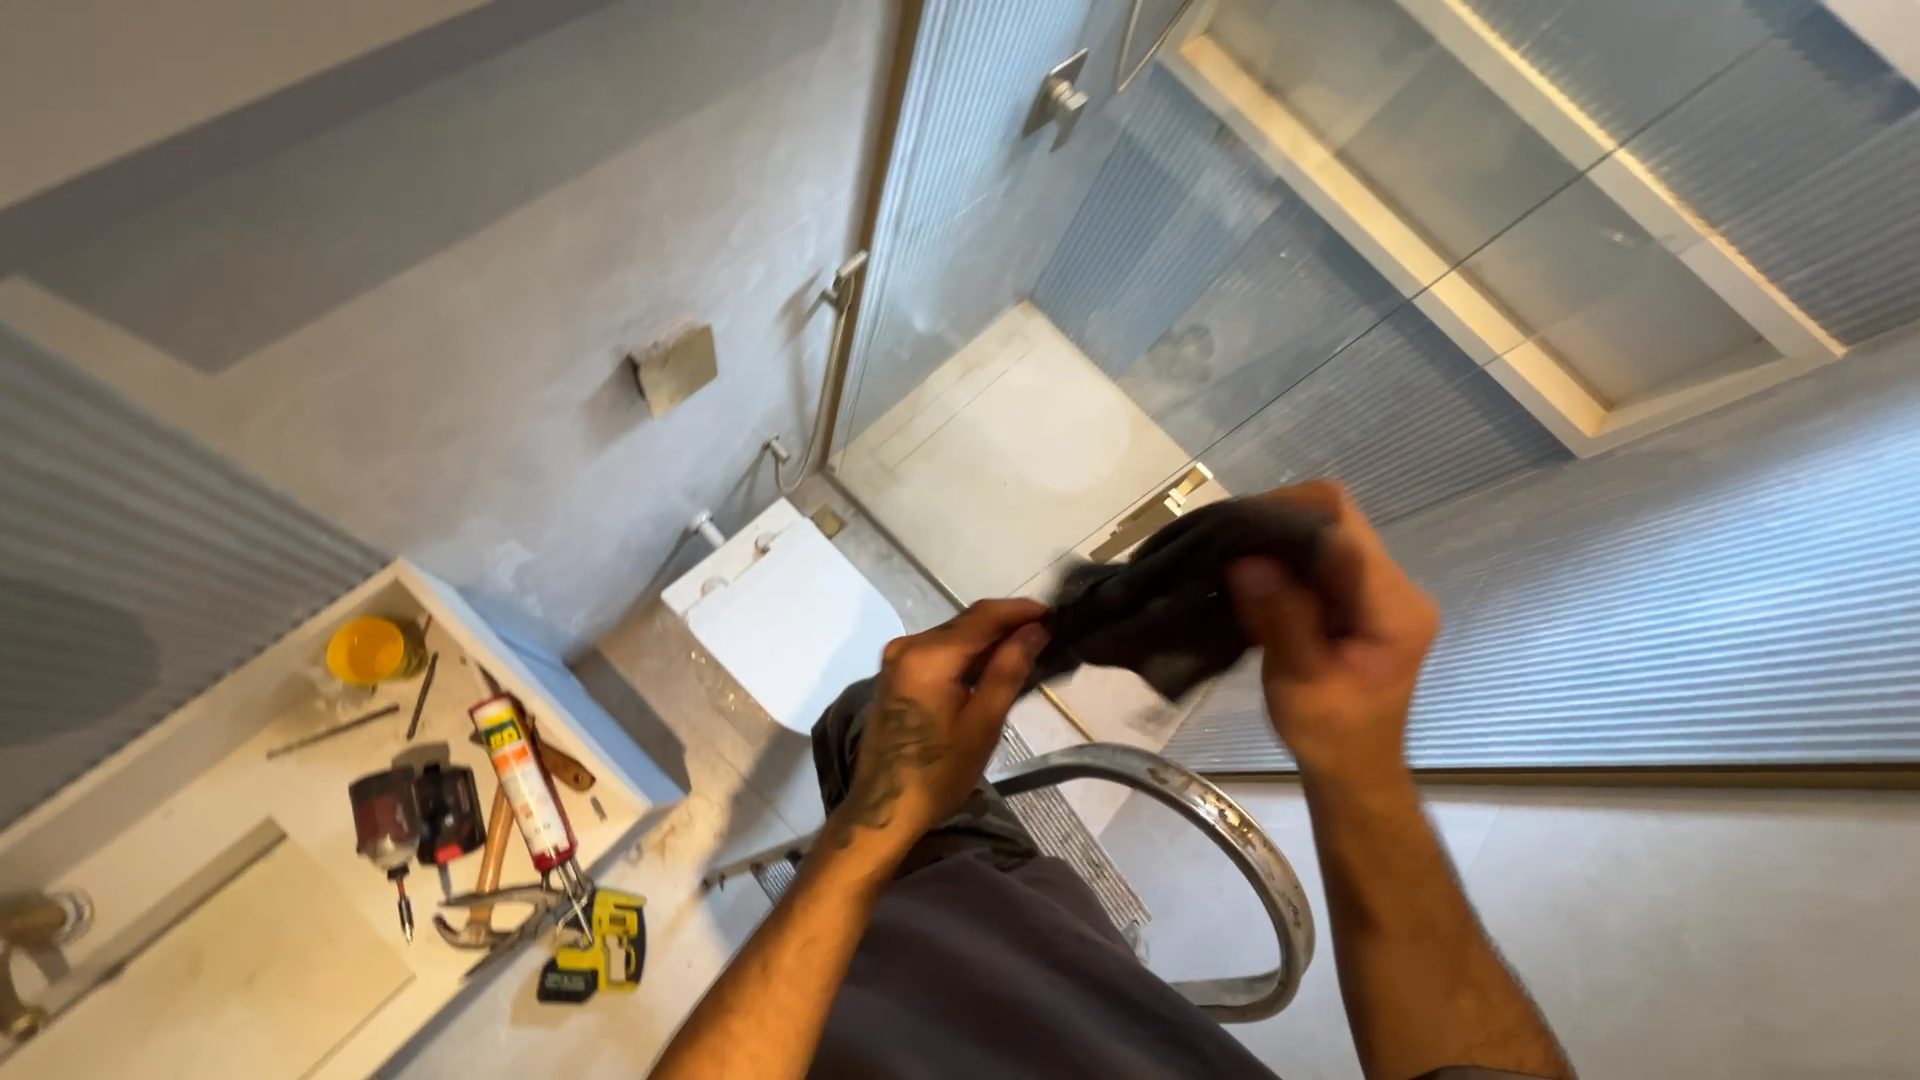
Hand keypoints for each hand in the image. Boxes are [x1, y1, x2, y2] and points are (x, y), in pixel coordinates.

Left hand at [828, 599, 1049, 855]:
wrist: (885, 808)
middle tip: (1047, 635)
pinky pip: (939, 650)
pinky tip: (993, 664)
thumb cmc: (939, 772)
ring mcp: (898, 658)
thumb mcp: (983, 722)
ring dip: (988, 639)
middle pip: (966, 622)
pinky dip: (967, 653)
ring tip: (1028, 648)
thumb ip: (1009, 669)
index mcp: (928, 656)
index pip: (982, 617)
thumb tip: (1035, 631)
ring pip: (954, 635)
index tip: (1054, 614)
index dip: (1020, 611)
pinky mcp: (897, 672)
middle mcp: (908, 646)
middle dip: (1007, 624)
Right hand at [1225, 481, 1438, 782]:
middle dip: (1273, 520)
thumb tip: (1246, 560)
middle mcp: (1391, 585)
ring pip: (1320, 530)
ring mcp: (1373, 586)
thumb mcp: (1302, 682)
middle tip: (1222, 542)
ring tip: (1226, 554)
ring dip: (1271, 537)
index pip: (1342, 529)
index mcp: (1392, 607)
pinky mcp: (1352, 593)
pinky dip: (1275, 555)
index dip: (1284, 517)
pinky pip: (1313, 554)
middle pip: (1333, 518)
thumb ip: (1281, 619)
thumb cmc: (1330, 734)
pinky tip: (1245, 572)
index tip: (1232, 533)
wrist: (1351, 766)